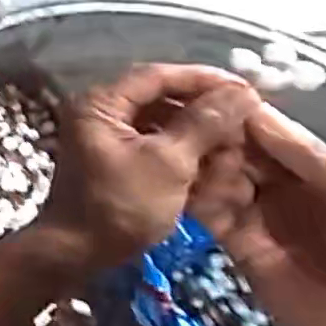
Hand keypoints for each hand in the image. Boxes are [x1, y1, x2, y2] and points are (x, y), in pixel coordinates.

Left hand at [39, 64, 259, 268]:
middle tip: (247, 118)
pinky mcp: (113, 155)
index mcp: (98, 104)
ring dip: (196, 130)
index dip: (203, 79)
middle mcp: (97, 111)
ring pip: (159, 119)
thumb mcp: (169, 162)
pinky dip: (182, 148)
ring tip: (235, 142)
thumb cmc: (120, 204)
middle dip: (203, 108)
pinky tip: (213, 160)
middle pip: (158, 96)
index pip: (155, 75)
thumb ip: (204, 123)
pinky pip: (153, 140)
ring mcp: (103, 134)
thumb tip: (241, 91)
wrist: (78, 249)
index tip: (247, 88)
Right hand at [190, 104, 325, 325]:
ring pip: (219, 178)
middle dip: (214, 135)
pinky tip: (177, 180)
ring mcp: (260, 218)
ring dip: (201, 162)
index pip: (274, 134)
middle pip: (240, 152)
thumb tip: (256, 113)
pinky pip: (209, 212)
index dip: (243, 114)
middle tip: (178, 120)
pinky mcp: (237, 247)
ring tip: (179, 149)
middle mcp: (288, 190)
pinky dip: (193, 195)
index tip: (204, 93)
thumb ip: (314, 161)